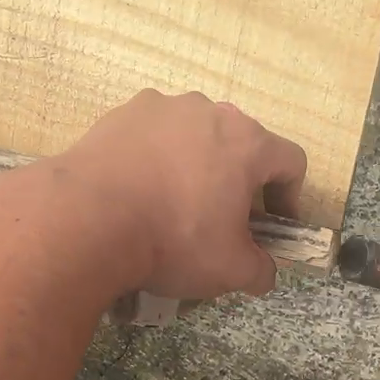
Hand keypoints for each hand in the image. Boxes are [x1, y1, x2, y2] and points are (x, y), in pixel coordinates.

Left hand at [0, 89, 307, 300]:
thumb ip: (261, 270)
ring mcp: (162, 107)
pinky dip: (160, 161)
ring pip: (198, 137)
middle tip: (227, 221)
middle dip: (243, 182)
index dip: (290, 198)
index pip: (291, 162)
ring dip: (201, 168)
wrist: (88, 219)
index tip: (273, 227)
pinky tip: (143, 195)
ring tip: (179, 207)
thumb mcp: (232, 270)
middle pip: (243, 144)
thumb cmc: (175, 240)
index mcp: (247, 143)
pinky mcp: (122, 113)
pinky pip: (157, 136)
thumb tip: (263, 273)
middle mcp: (209, 112)